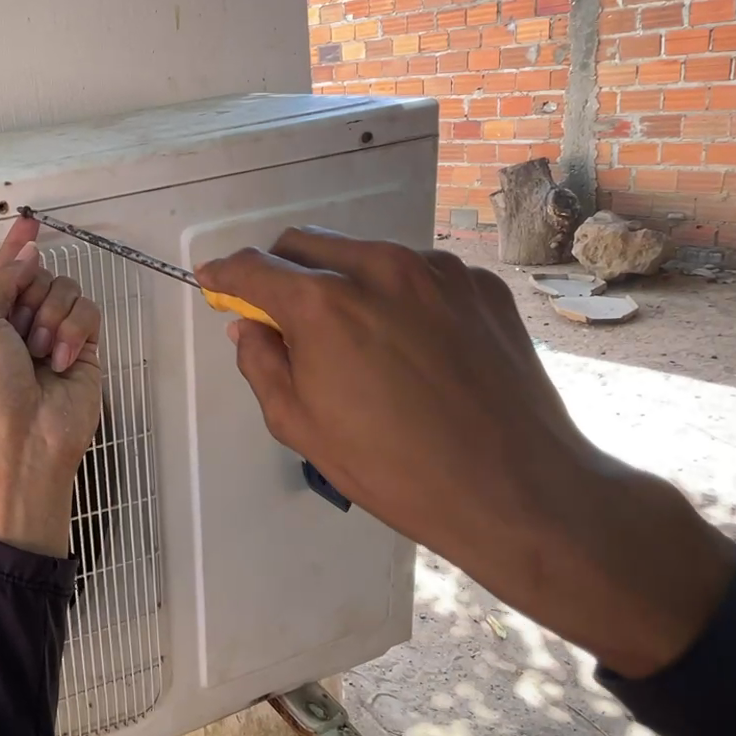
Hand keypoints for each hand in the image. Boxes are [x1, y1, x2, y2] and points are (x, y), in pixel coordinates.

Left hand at [0, 216, 103, 556]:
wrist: (24, 435)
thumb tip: (27, 254)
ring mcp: (55, 333)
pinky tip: (61, 360)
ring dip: (51, 319)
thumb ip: (1, 281)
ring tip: (41, 354)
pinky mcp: (85, 347)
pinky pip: (89, 312)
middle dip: (32, 298)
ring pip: (66, 290)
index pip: (6, 271)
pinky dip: (74, 331)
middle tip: (23, 334)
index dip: (15, 247)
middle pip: (40, 276)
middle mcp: (22, 321)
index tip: (27, 223)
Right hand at [197, 228, 735, 677]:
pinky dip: (393, 292)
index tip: (213, 281)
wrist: (522, 492)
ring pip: (360, 252)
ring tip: (356, 334)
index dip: (224, 273)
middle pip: (303, 243)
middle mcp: (378, 268)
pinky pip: (414, 271)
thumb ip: (260, 364)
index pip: (252, 267)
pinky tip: (410, 341)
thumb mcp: (300, 426)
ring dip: (338, 278)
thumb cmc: (394, 467)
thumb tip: (249, 327)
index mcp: (323, 304)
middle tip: (283, 316)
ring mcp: (436, 271)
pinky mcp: (480, 284)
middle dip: (280, 271)